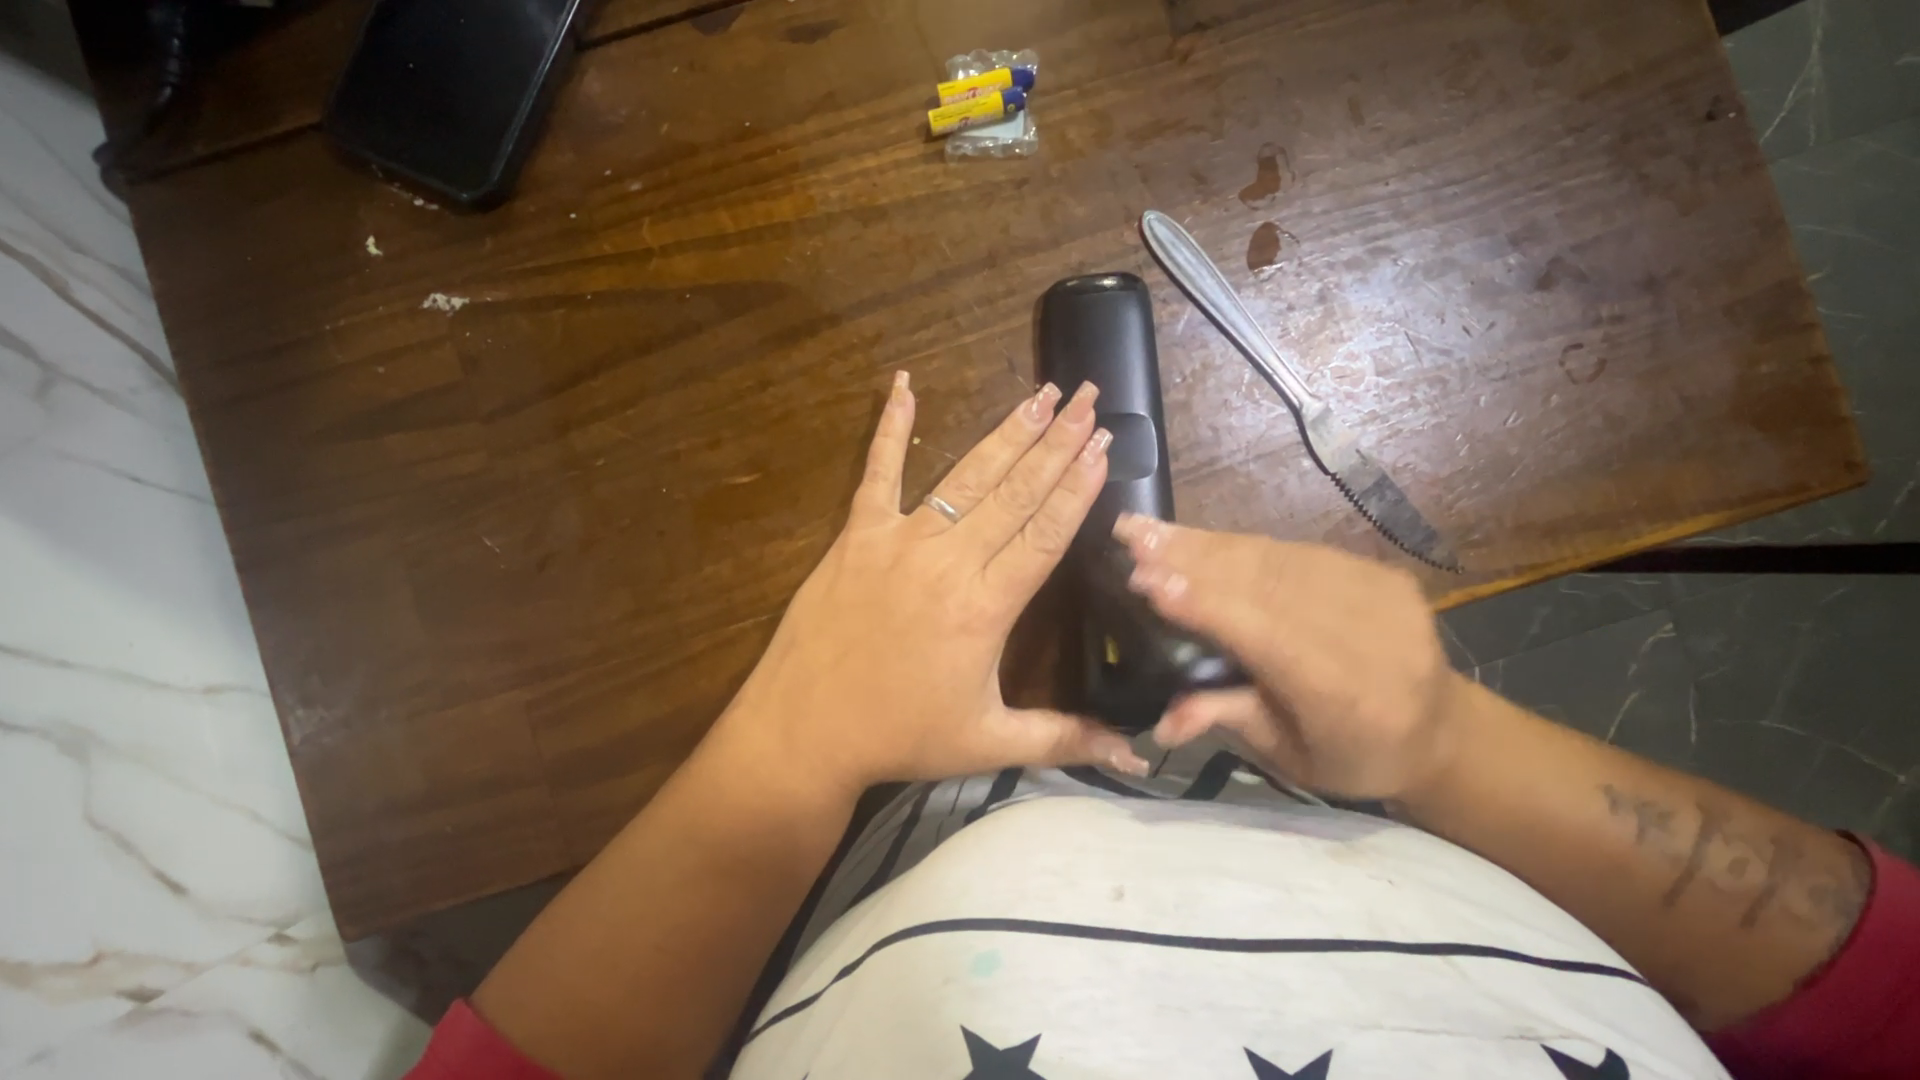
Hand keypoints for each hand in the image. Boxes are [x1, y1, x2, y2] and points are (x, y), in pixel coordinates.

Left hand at [712, 372, 1150, 798]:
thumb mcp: (987, 742)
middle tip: (1086, 398)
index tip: (1104, 444)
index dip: (1079, 486)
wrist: (805, 730)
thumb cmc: (899, 736)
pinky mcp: (856, 535)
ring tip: (1038, 395)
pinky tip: (903, 385)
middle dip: (1057, 442)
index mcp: (985, 605)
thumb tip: (1133, 754)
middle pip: (1015, 492)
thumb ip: (1064, 740)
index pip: (1045, 533)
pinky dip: (889, 427)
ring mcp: (898, 540)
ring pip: (964, 476)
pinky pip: (876, 471)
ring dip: (1005, 433)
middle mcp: (948, 560)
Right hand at [1111, 516, 1466, 799]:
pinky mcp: (1381, 571)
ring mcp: (1380, 595)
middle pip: (1268, 586)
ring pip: (1276, 559)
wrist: (1442, 730)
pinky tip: (1194, 536)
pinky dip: (1238, 543)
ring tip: (1148, 529)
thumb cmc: (1352, 755)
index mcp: (1348, 697)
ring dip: (1205, 543)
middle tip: (1131, 537)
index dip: (1207, 607)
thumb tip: (1162, 724)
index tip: (1147, 580)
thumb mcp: (1289, 755)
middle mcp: (1370, 636)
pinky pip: (1295, 550)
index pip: (1268, 638)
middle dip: (1192, 560)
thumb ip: (1229, 721)